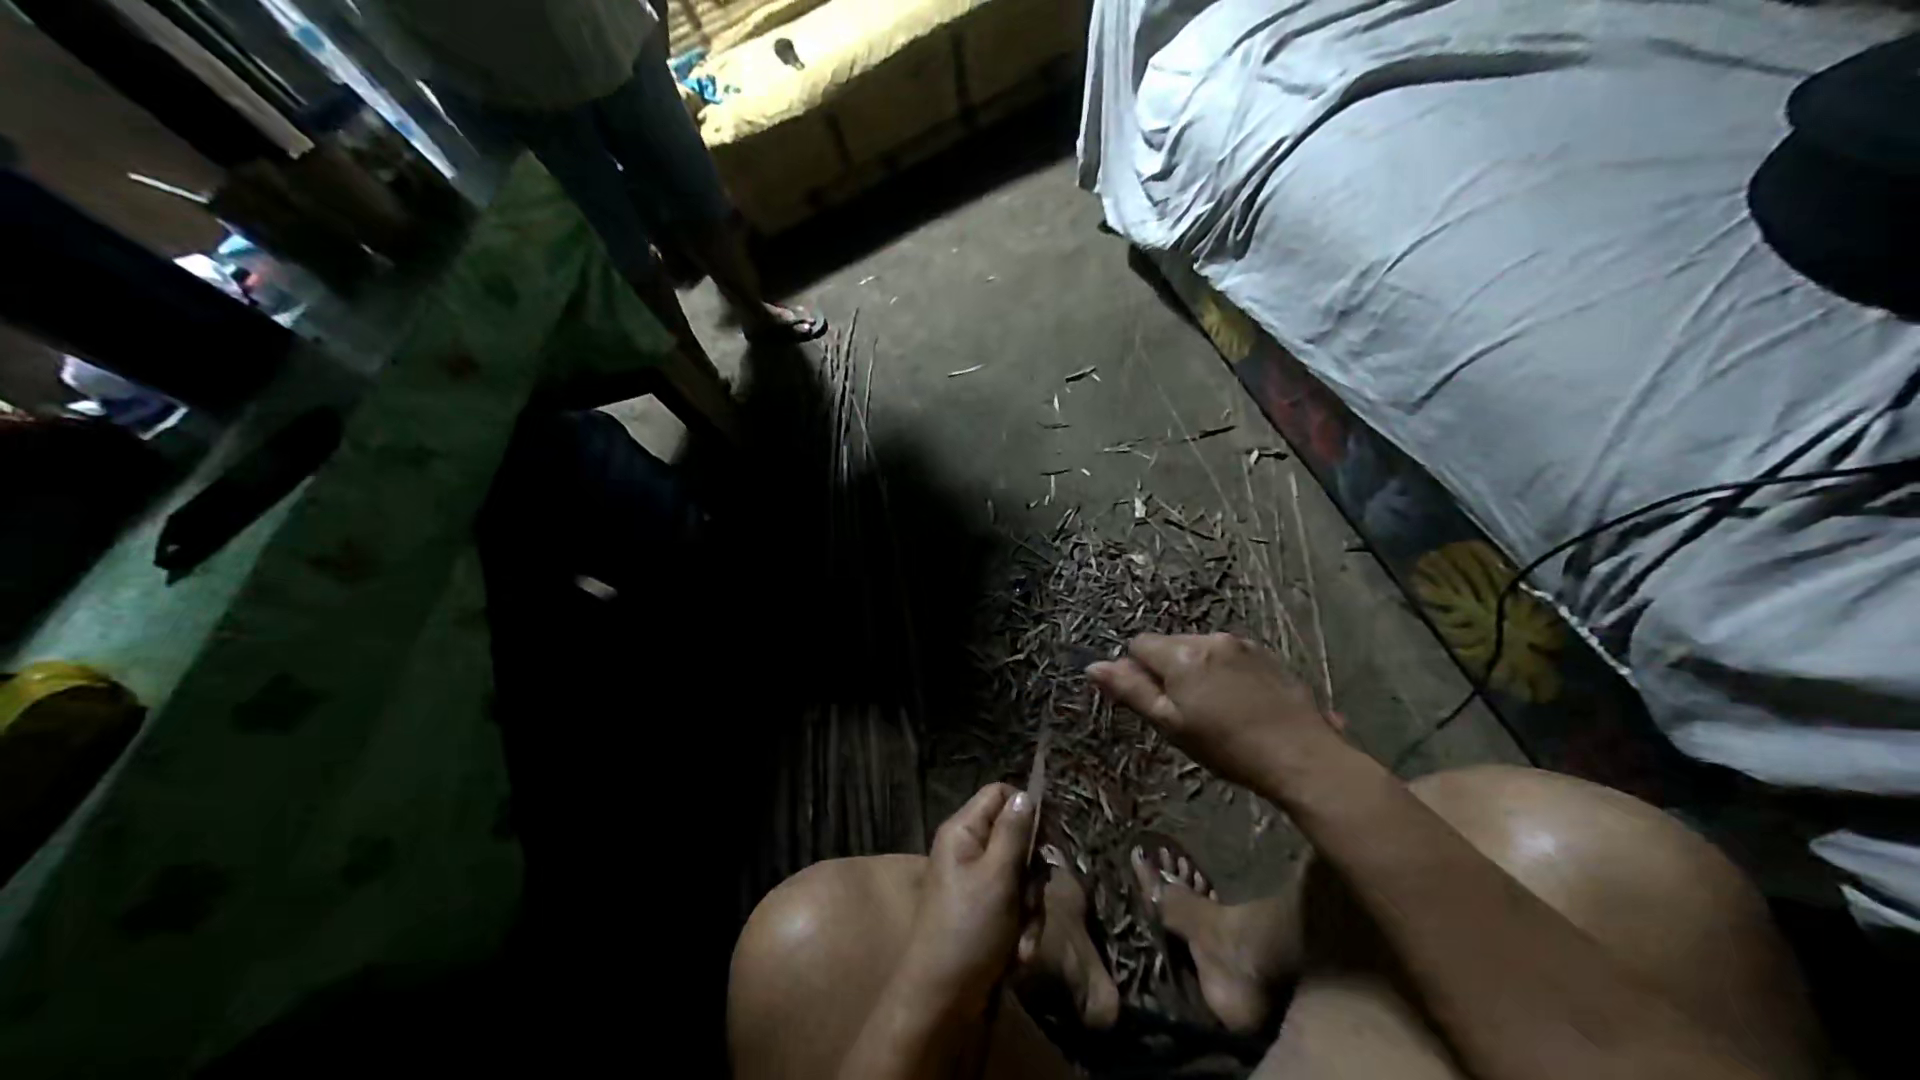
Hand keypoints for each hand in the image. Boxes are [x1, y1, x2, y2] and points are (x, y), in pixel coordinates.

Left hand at [893, 783, 1040, 1018]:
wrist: (944, 1000)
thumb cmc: (967, 929)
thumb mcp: (996, 876)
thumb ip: (1013, 832)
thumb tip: (1026, 794)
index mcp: (963, 831)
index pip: (999, 794)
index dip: (1026, 807)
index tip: (1049, 834)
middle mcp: (970, 851)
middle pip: (1018, 839)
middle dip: (1032, 874)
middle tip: (1028, 897)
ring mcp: (979, 884)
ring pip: (1024, 877)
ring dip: (1030, 909)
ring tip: (1019, 937)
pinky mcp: (988, 913)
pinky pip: (1018, 907)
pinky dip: (1023, 930)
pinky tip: (1016, 954)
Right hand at [1088, 632, 1342, 791]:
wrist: (1302, 756)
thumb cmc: (1227, 747)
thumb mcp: (1170, 724)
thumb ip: (1131, 690)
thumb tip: (1093, 666)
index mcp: (1182, 654)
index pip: (1138, 645)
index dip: (1138, 673)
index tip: (1156, 704)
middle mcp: (1210, 638)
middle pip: (1170, 645)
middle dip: (1169, 671)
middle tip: (1186, 713)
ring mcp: (1243, 645)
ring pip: (1201, 650)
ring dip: (1198, 672)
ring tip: (1217, 712)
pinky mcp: (1268, 656)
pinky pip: (1229, 657)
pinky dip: (1225, 674)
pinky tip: (1241, 705)